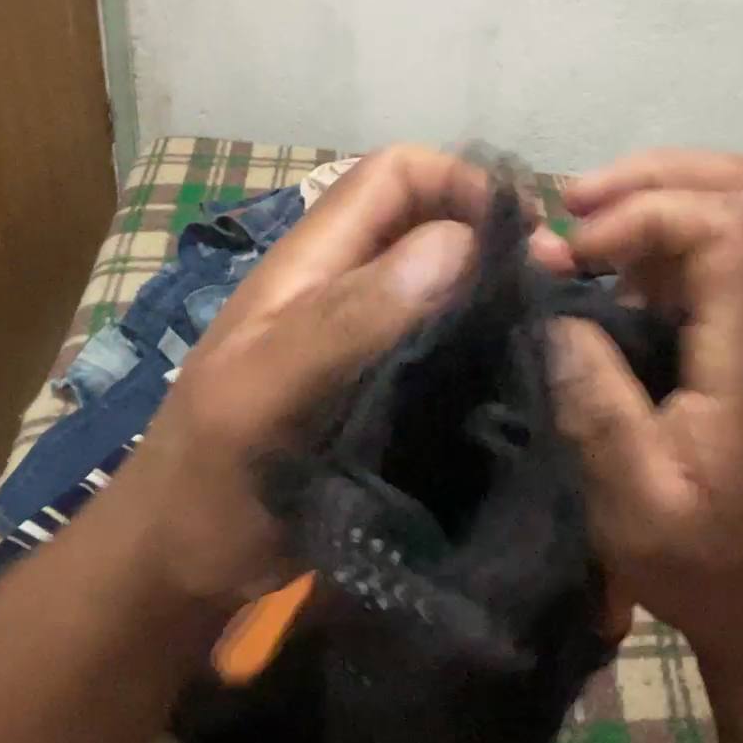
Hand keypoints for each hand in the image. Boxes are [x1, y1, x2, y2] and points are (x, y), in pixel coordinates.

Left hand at [121, 146, 563, 606]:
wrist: (184, 565)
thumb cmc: (208, 481)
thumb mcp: (263, 391)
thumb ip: (344, 319)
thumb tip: (455, 246)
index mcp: (310, 267)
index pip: (395, 177)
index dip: (463, 184)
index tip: (526, 240)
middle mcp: (345, 292)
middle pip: (431, 227)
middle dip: (496, 242)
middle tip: (559, 294)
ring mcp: (367, 347)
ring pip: (446, 289)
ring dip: (498, 297)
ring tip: (553, 334)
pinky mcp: (385, 396)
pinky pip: (447, 351)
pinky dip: (487, 351)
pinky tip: (522, 379)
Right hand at [549, 150, 742, 661]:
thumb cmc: (700, 561)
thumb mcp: (631, 498)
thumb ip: (594, 402)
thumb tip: (556, 313)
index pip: (728, 224)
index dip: (644, 215)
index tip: (572, 261)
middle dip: (652, 178)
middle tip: (571, 211)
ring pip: (729, 209)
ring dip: (647, 202)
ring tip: (576, 239)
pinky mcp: (741, 337)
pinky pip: (707, 254)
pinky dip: (648, 243)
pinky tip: (601, 280)